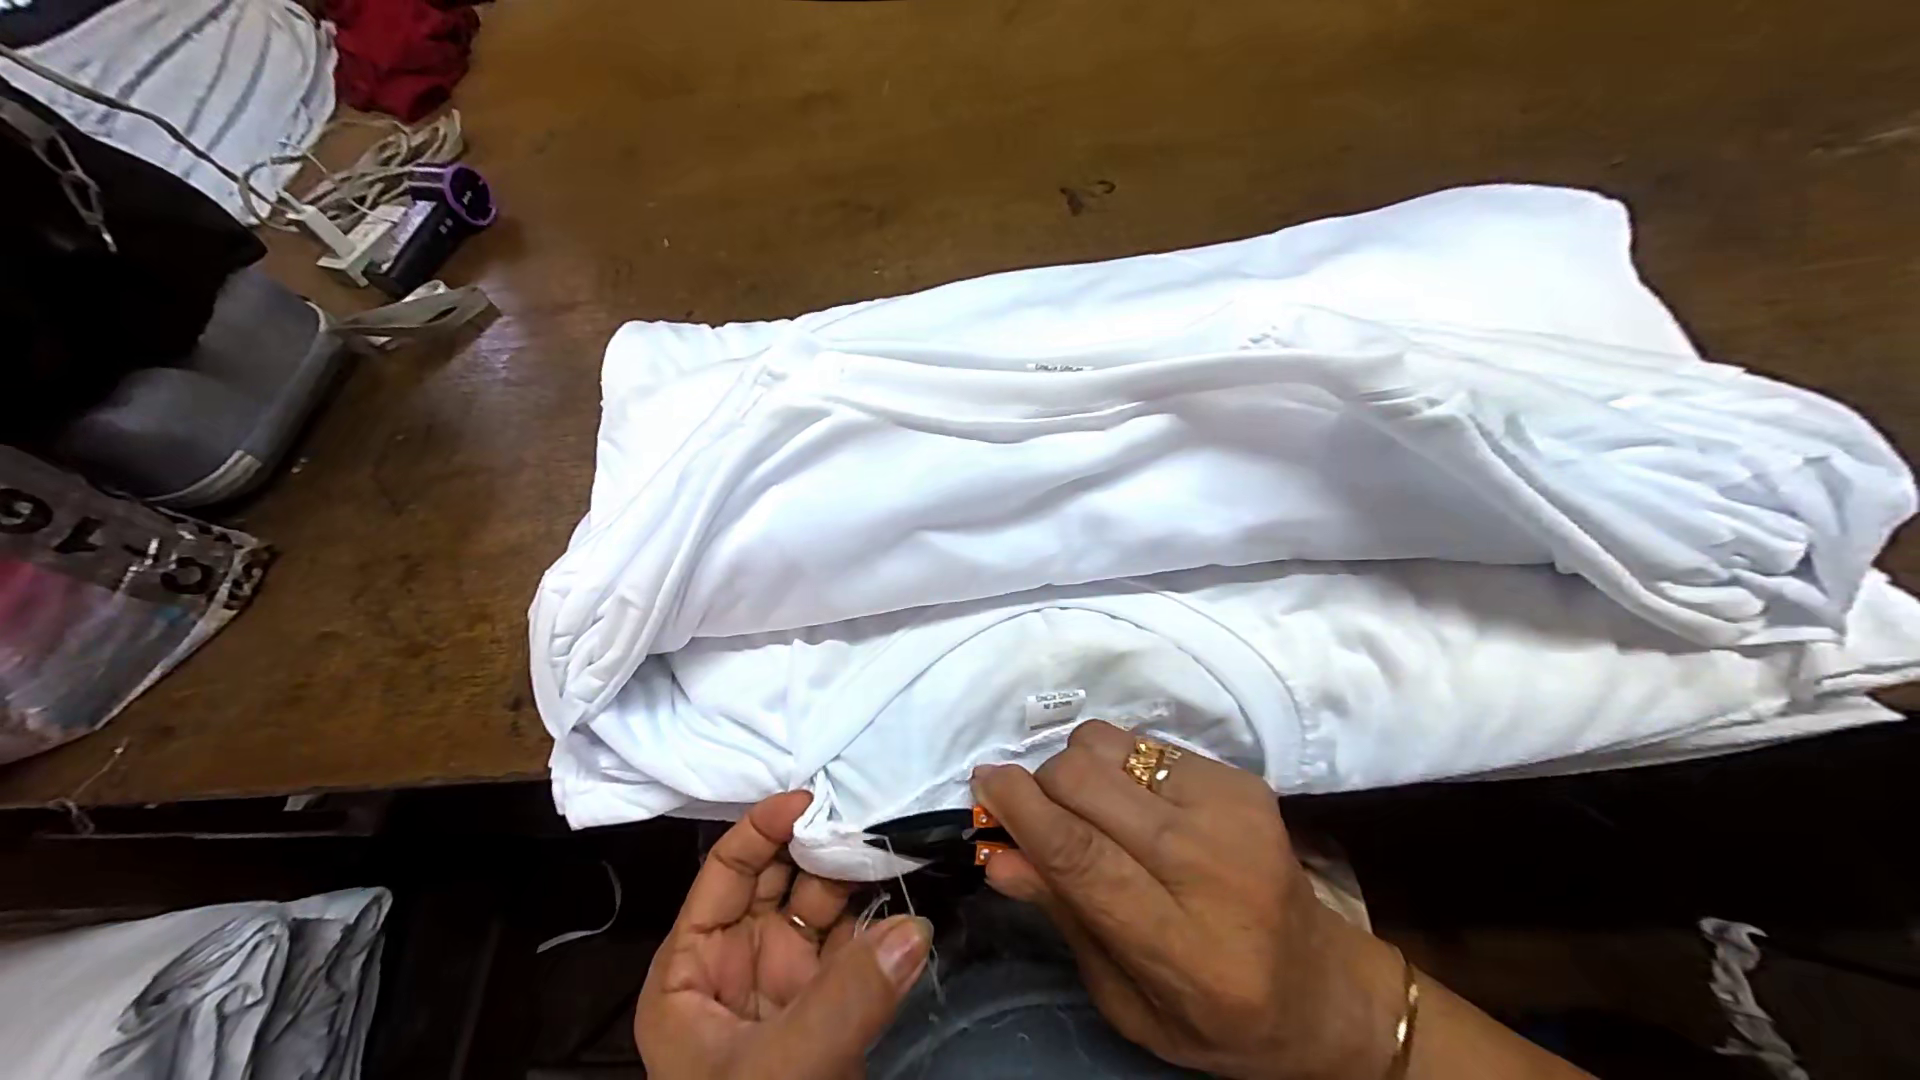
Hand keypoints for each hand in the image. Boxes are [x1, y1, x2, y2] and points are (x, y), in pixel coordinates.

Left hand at [635, 791, 933, 1079]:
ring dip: (857, 874)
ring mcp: (786, 980)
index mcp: (692, 968)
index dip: (762, 828)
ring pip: (822, 904)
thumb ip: (843, 1002)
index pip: (725, 872)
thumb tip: (916, 926)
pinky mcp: (830, 1001)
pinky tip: (906, 890)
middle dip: (820, 844)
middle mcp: (738, 961)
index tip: (811, 799)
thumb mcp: (779, 1072)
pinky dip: (881, 916)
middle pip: (780, 879)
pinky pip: (855, 942)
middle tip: (870, 814)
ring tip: (896, 842)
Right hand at [972, 721, 1405, 1079]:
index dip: (1022, 810)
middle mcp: (1212, 865)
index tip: (983, 782)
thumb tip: (997, 854)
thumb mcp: (1126, 1001)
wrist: (1323, 987)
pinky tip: (1137, 803)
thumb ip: (1063, 918)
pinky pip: (1142, 740)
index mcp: (1184, 946)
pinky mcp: (1240, 779)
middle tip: (1040, 811)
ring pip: (1108, 744)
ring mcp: (1232, 810)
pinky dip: (1119, 765)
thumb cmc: (1216, 1017)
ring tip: (1095, 809)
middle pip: (1087, 782)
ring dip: (1080, 769)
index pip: (1082, 856)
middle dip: (1043, 785)